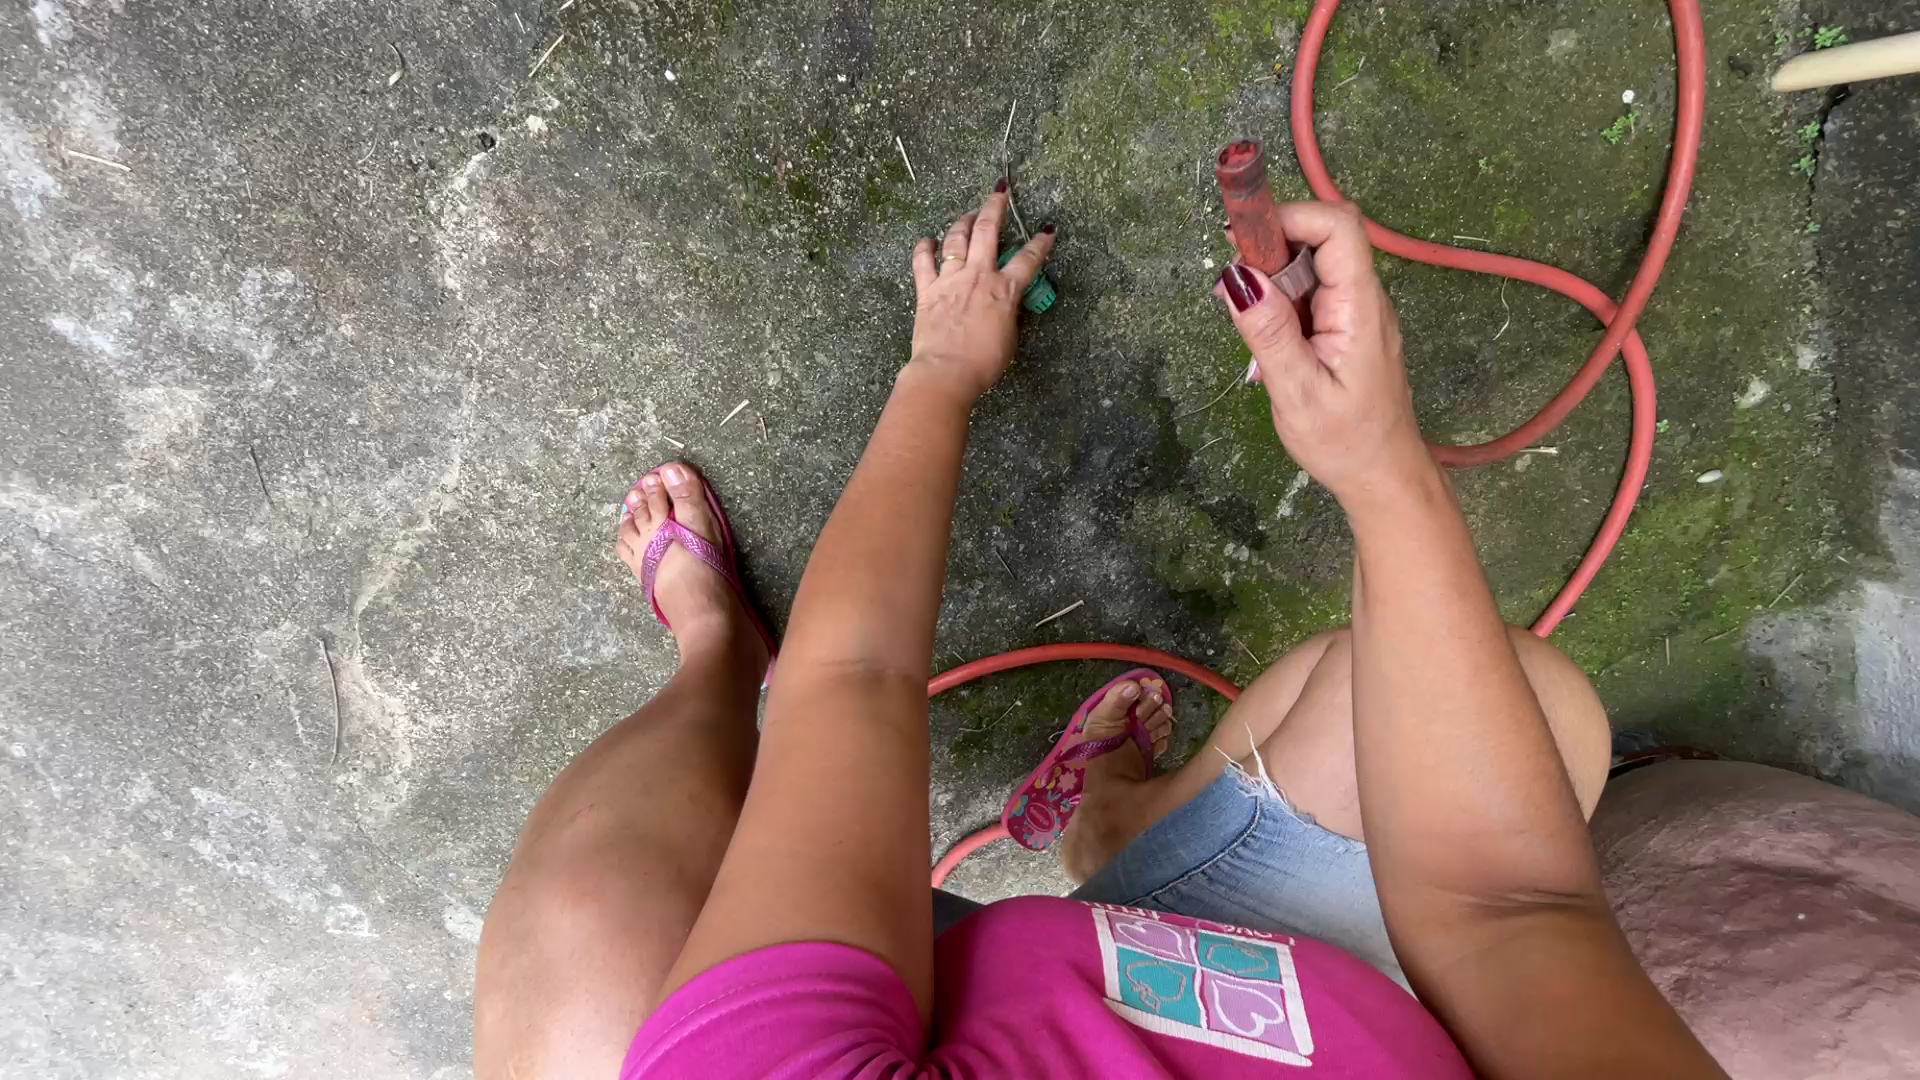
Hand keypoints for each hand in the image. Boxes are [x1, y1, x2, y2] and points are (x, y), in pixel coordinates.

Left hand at [905, 184, 1055, 401]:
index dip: (1041, 243)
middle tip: (1000, 192)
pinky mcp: (927, 290)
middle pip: (988, 230)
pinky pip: (923, 261)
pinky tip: (928, 240)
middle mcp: (978, 276)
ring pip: (956, 239)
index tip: (1048, 230)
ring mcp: (950, 280)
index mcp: (1004, 291)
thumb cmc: (983, 364)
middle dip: (996, 206)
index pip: (1029, 260)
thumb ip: (1010, 315)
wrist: (946, 372)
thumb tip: (1008, 303)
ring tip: (968, 214)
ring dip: (963, 222)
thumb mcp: (1009, 340)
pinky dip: (925, 247)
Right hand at [1217, 201, 1431, 502]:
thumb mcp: (1297, 392)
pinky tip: (1265, 338)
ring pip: (1313, 269)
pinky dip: (1280, 304)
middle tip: (1231, 287)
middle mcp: (1364, 300)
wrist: (1380, 475)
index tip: (1240, 239)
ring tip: (1245, 321)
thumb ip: (1269, 333)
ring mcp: (1356, 314)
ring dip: (1271, 281)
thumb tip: (1238, 278)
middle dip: (1271, 249)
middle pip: (1322, 240)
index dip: (1289, 217)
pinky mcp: (1345, 330)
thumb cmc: (1343, 441)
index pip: (1336, 227)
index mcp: (1359, 307)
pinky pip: (1311, 297)